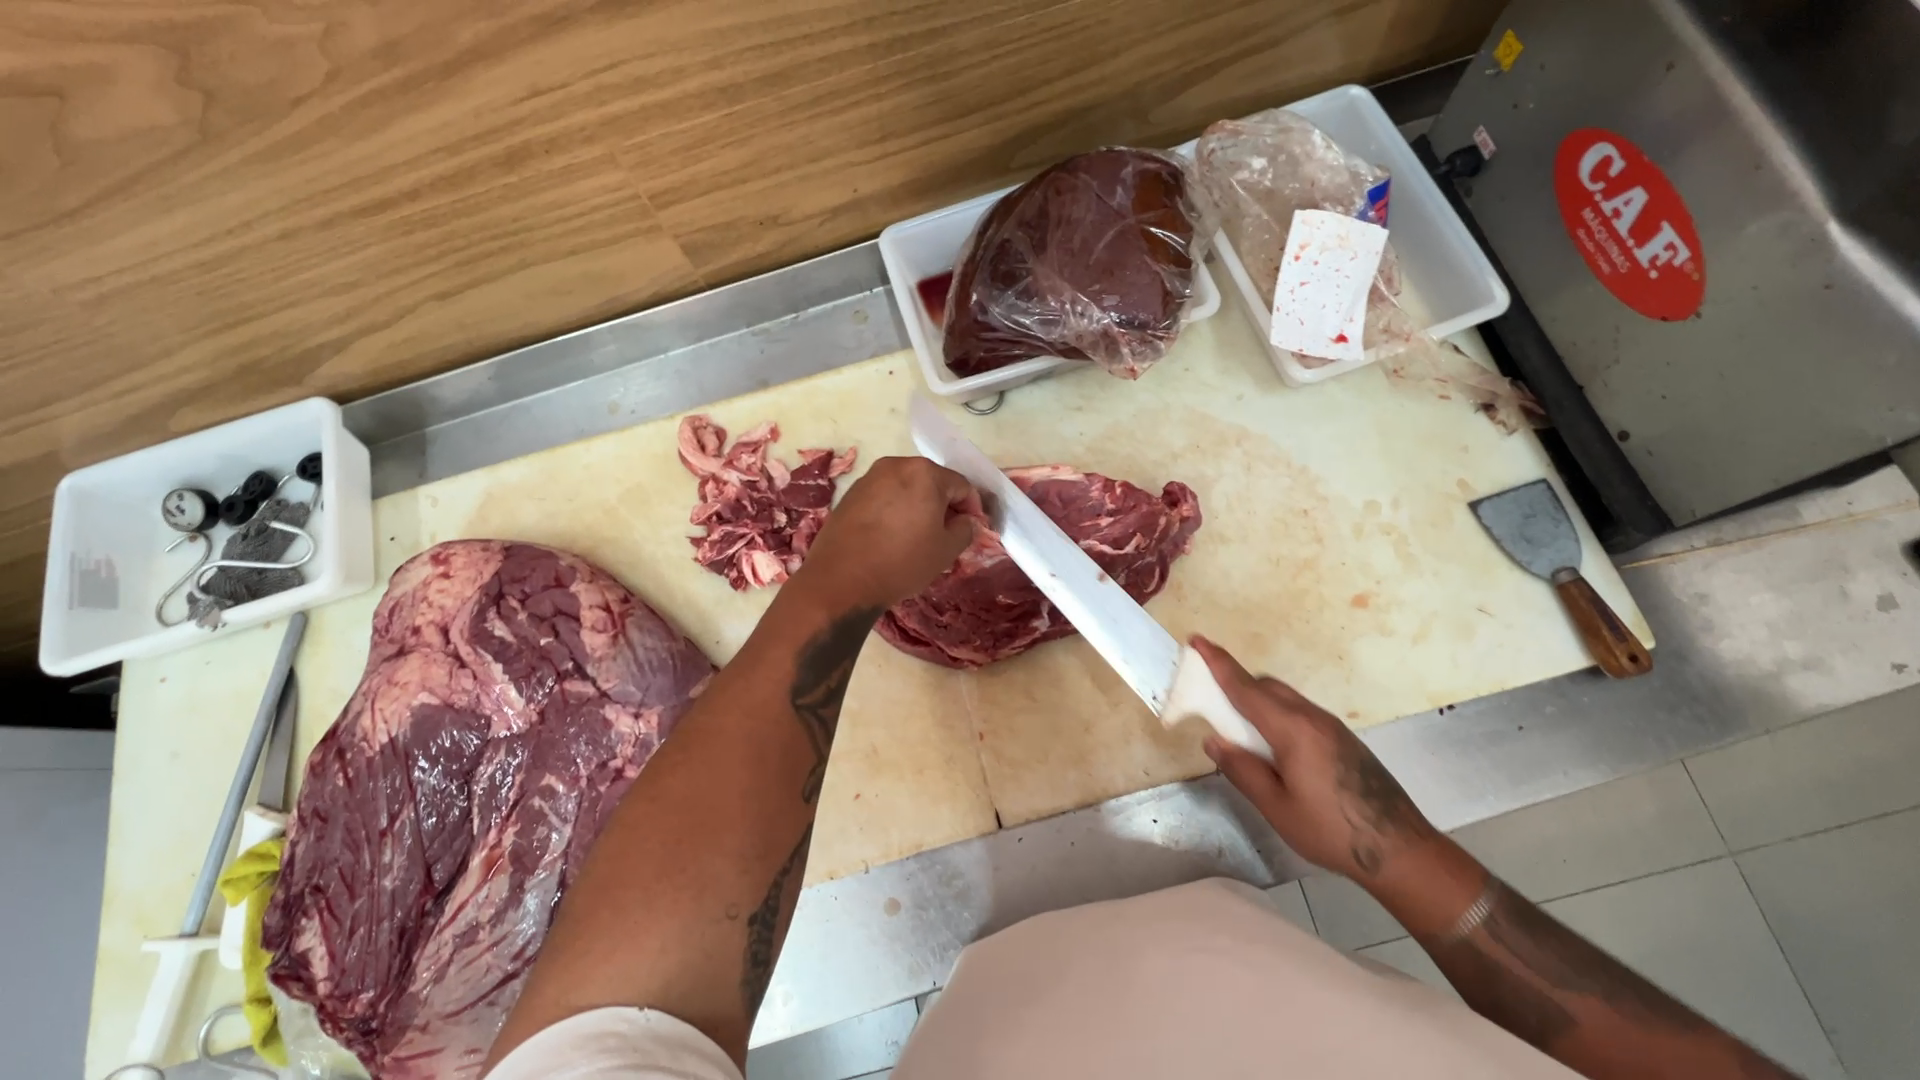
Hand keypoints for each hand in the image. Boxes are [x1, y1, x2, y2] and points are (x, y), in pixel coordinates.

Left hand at [794, 456, 978, 610]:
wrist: (841, 580)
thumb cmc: (902, 562)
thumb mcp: (946, 550)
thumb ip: (966, 529)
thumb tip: (966, 521)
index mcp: (925, 473)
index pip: (962, 486)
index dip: (972, 509)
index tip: (971, 531)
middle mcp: (896, 465)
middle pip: (932, 482)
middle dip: (943, 506)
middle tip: (946, 535)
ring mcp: (869, 478)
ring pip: (906, 489)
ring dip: (918, 507)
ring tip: (918, 538)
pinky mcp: (850, 494)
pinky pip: (884, 498)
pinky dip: (894, 511)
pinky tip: (891, 537)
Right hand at [1192, 636, 1439, 882]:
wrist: (1398, 848)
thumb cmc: (1330, 830)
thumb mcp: (1276, 806)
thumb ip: (1242, 770)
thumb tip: (1215, 741)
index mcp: (1292, 729)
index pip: (1246, 688)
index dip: (1218, 663)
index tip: (1196, 640)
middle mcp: (1312, 718)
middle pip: (1266, 687)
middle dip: (1236, 684)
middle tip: (1212, 703)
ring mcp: (1332, 727)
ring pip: (1285, 699)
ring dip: (1258, 702)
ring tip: (1242, 733)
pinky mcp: (1343, 740)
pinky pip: (1300, 713)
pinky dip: (1277, 716)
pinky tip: (1274, 749)